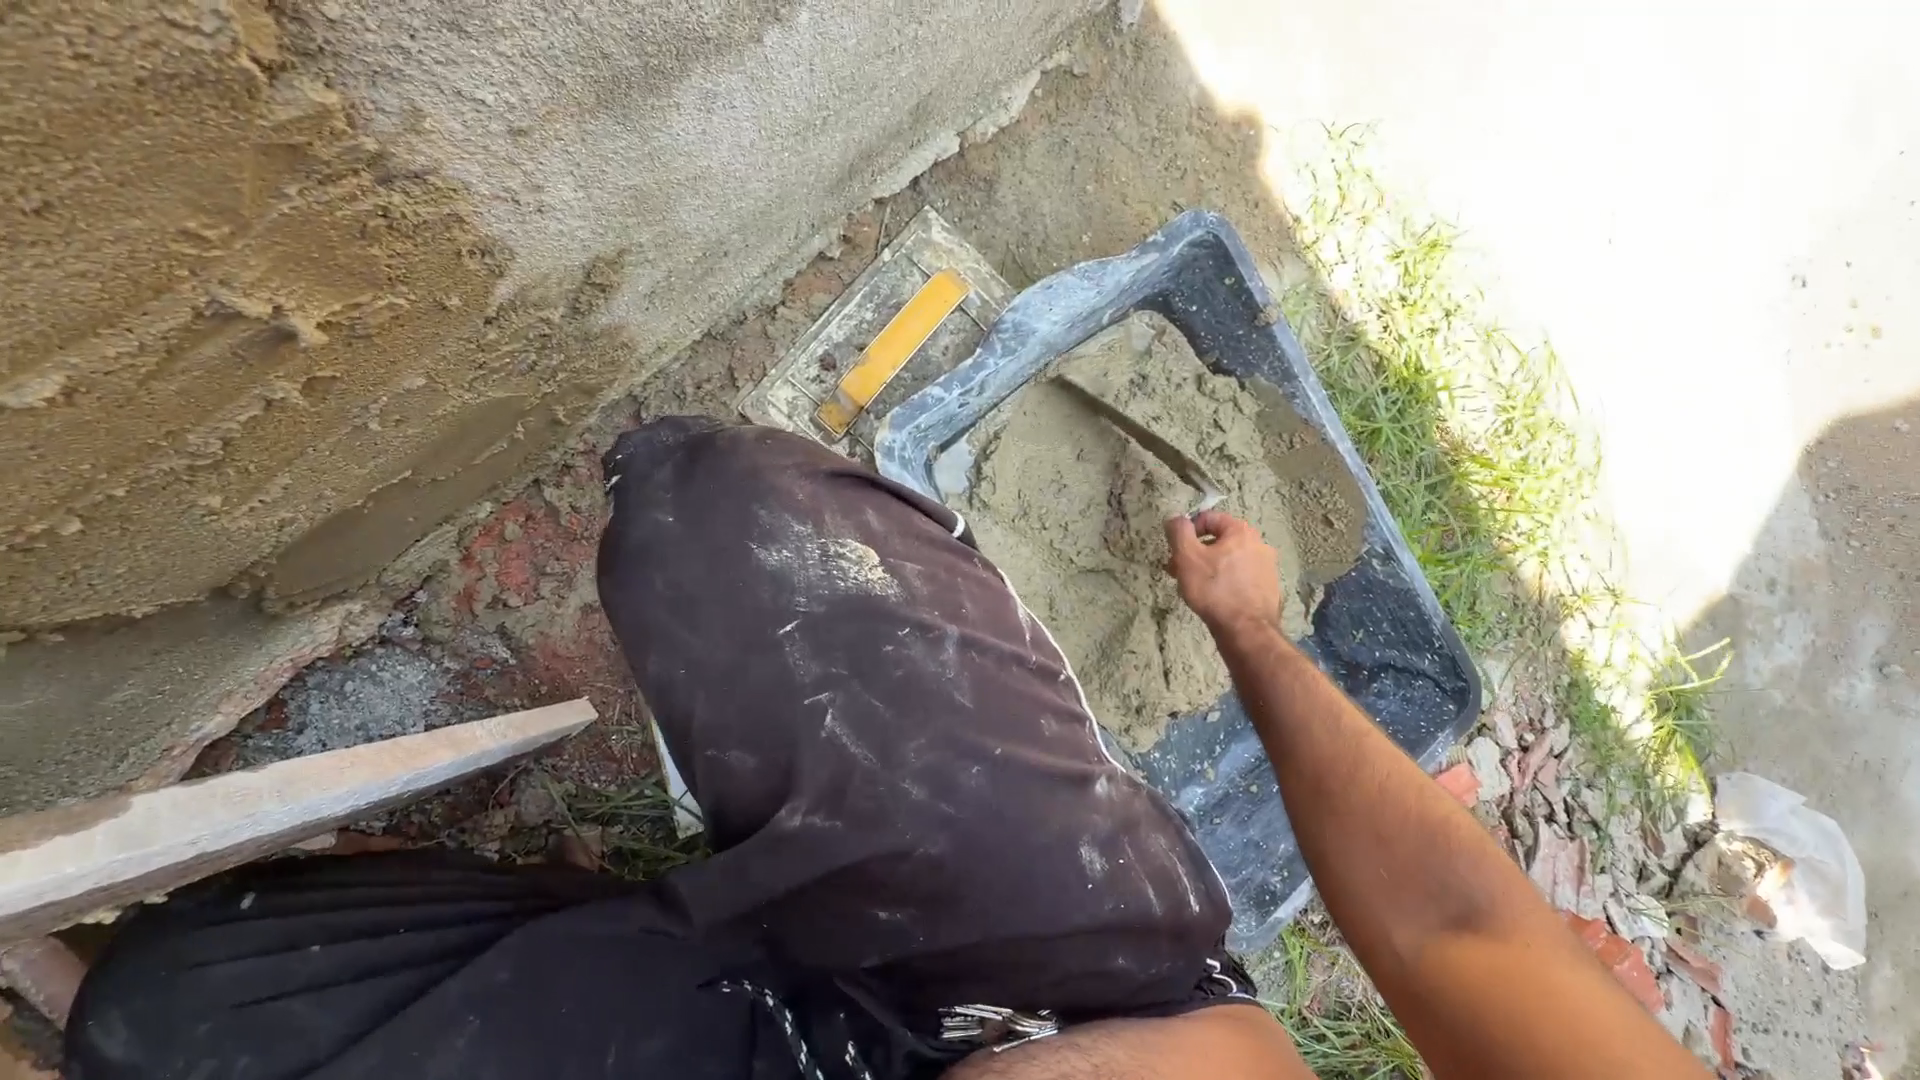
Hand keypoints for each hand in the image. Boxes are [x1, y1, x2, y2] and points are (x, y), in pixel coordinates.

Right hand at [1164, 510, 1282, 635]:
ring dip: (1208, 567)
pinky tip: (1213, 597)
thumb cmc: (1214, 589)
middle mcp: (1259, 544)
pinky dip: (1224, 580)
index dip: (1188, 531)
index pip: (1209, 518)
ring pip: (1229, 559)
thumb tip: (1176, 519)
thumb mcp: (1187, 557)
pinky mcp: (1268, 587)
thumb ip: (1179, 532)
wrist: (1246, 629)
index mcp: (1241, 531)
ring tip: (1193, 586)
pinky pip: (1240, 576)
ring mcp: (1267, 567)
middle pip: (1219, 540)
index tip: (1176, 551)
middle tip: (1178, 569)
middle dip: (1195, 552)